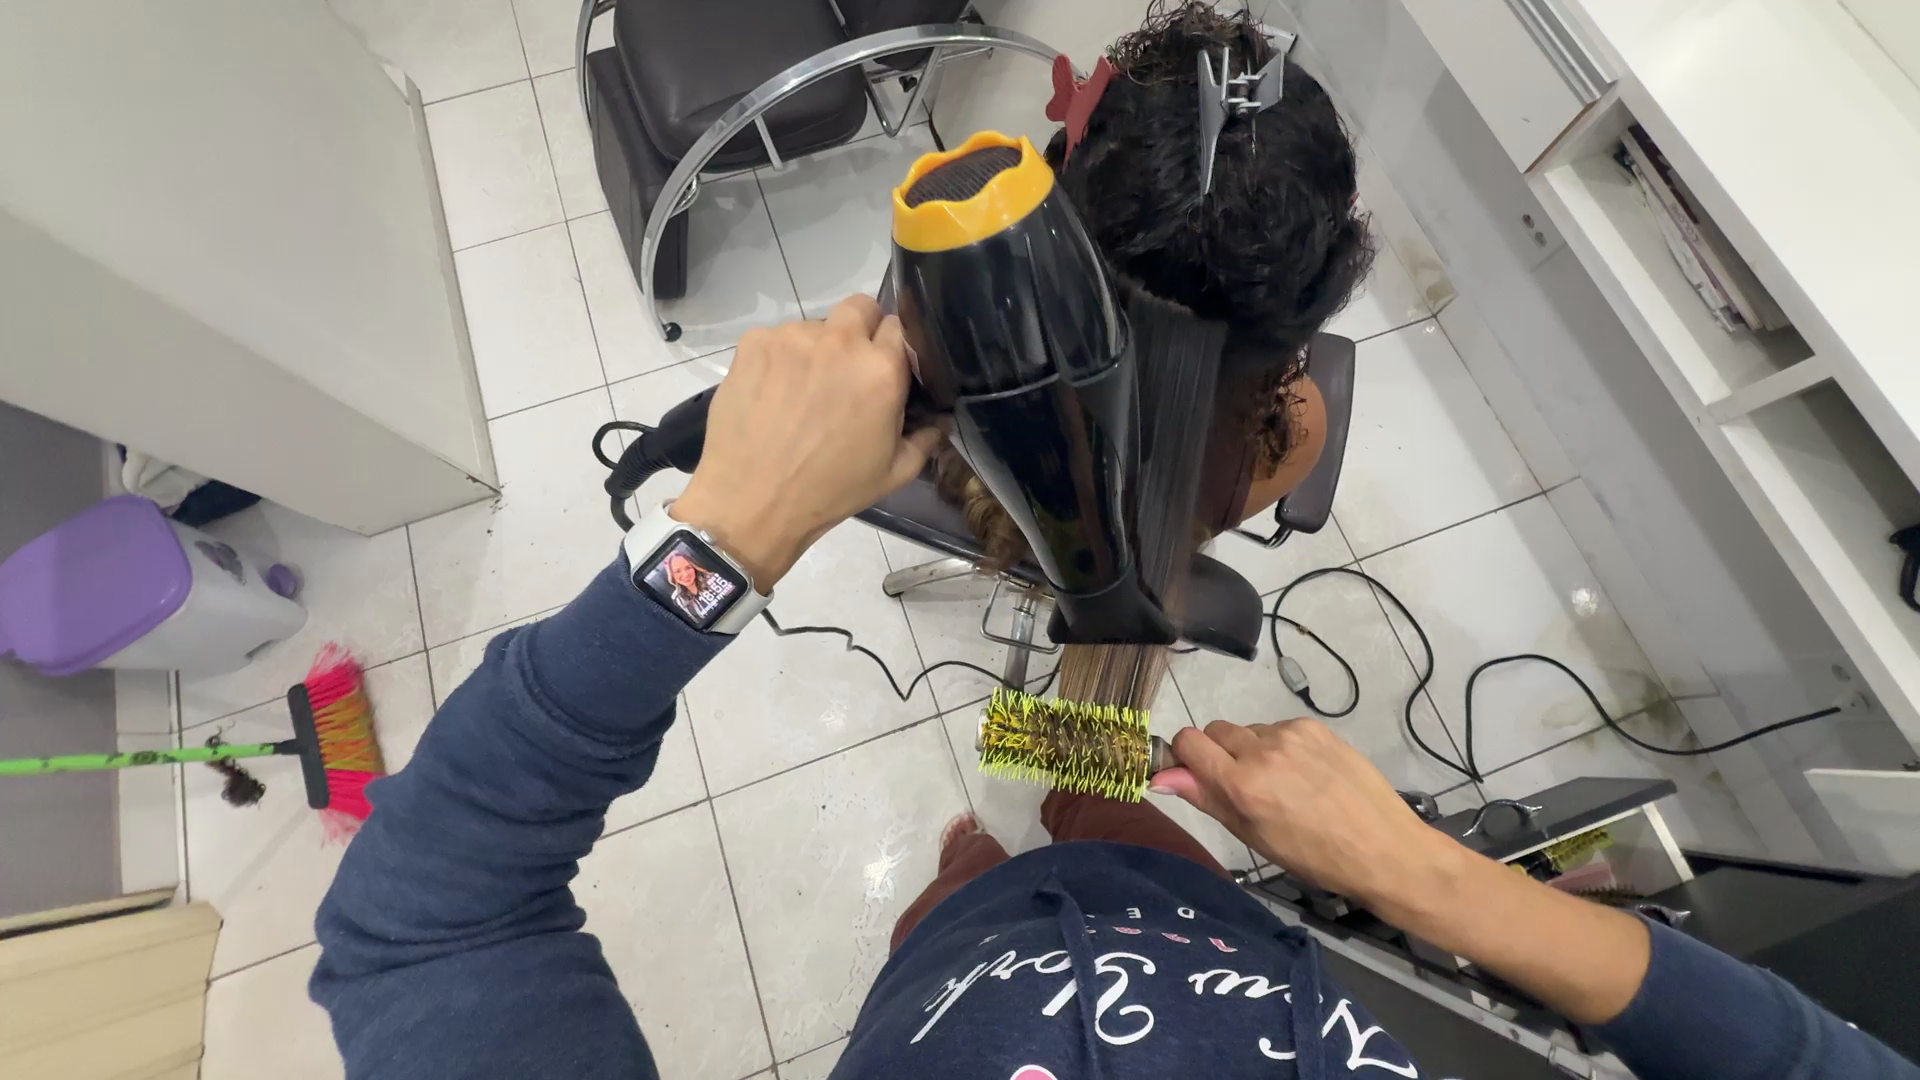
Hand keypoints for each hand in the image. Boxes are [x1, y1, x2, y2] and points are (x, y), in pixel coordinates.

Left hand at [671, 296, 943, 590]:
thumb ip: (926, 438)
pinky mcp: (754, 343)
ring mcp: (792, 337)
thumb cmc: (830, 491)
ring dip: (819, 348)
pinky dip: (782, 358)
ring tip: (805, 392)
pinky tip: (775, 393)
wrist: (752, 502)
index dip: (896, 349)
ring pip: (817, 326)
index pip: (901, 328)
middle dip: (862, 331)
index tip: (887, 371)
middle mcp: (840, 342)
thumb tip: (939, 420)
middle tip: (850, 371)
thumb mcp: (894, 473)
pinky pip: (779, 338)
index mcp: (882, 370)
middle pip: (861, 307)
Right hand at [1165, 720, 1654, 1027]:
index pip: (1187, 741)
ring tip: (1282, 782)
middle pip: (1213, 731)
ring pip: (1246, 730)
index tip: (1195, 774)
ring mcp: (1290, 734)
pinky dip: (1279, 746)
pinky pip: (1276, 728)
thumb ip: (1205, 798)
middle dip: (1218, 753)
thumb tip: (1159, 776)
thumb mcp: (1253, 837)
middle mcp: (1262, 751)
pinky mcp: (1313, 727)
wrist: (1388, 851)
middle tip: (1244, 785)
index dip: (1184, 756)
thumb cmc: (1315, 857)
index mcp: (1243, 785)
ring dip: (1250, 750)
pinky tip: (1304, 773)